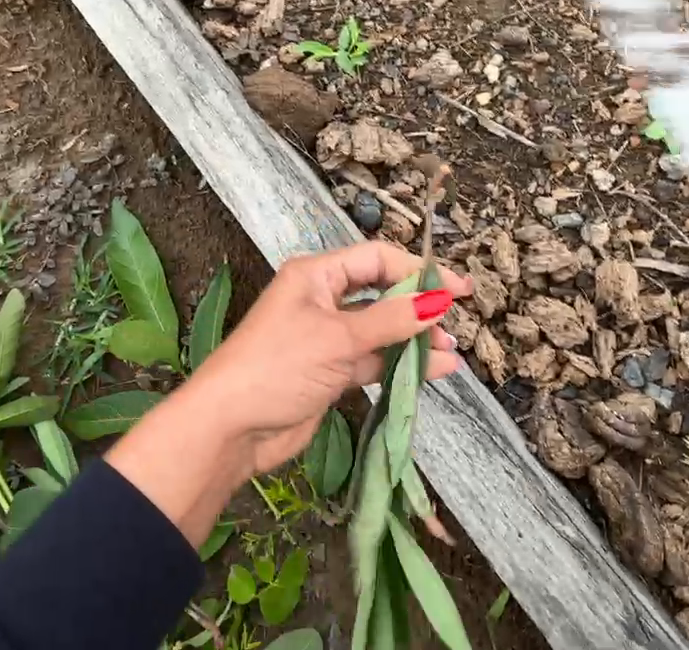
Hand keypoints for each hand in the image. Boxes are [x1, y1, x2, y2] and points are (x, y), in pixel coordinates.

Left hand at [184, 240, 468, 474]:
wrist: (231, 428)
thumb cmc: (277, 367)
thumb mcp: (338, 338)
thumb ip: (391, 320)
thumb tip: (437, 302)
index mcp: (316, 276)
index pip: (376, 259)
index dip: (418, 270)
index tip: (458, 289)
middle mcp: (322, 300)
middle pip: (381, 292)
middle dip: (418, 305)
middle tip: (455, 321)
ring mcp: (327, 337)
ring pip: (381, 329)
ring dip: (414, 338)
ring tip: (448, 352)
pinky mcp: (330, 372)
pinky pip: (374, 359)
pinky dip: (401, 363)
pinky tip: (433, 370)